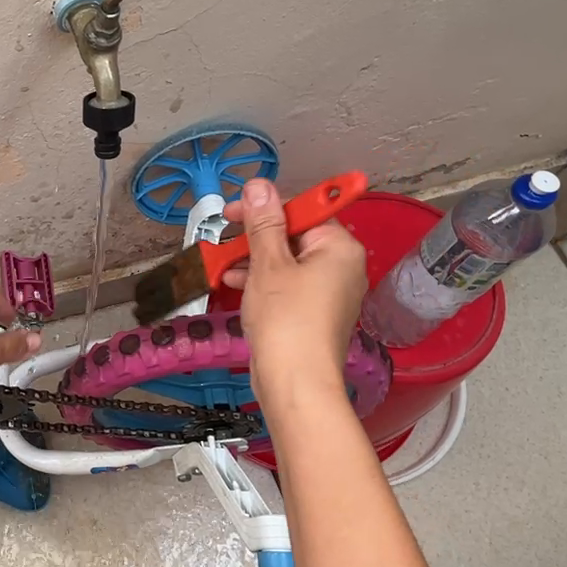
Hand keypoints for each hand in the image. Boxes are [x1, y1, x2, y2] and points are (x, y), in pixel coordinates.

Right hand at [219, 178, 367, 399]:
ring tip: (225, 266)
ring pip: (288, 262)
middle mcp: (342, 266)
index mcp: (339, 247)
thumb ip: (263, 223)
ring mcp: (330, 292)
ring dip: (254, 260)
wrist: (295, 381)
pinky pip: (288, 284)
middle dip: (257, 237)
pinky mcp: (314, 314)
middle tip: (225, 240)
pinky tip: (236, 284)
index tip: (232, 213)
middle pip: (295, 235)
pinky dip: (263, 281)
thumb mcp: (268, 264)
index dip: (266, 207)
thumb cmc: (285, 318)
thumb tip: (259, 185)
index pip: (304, 210)